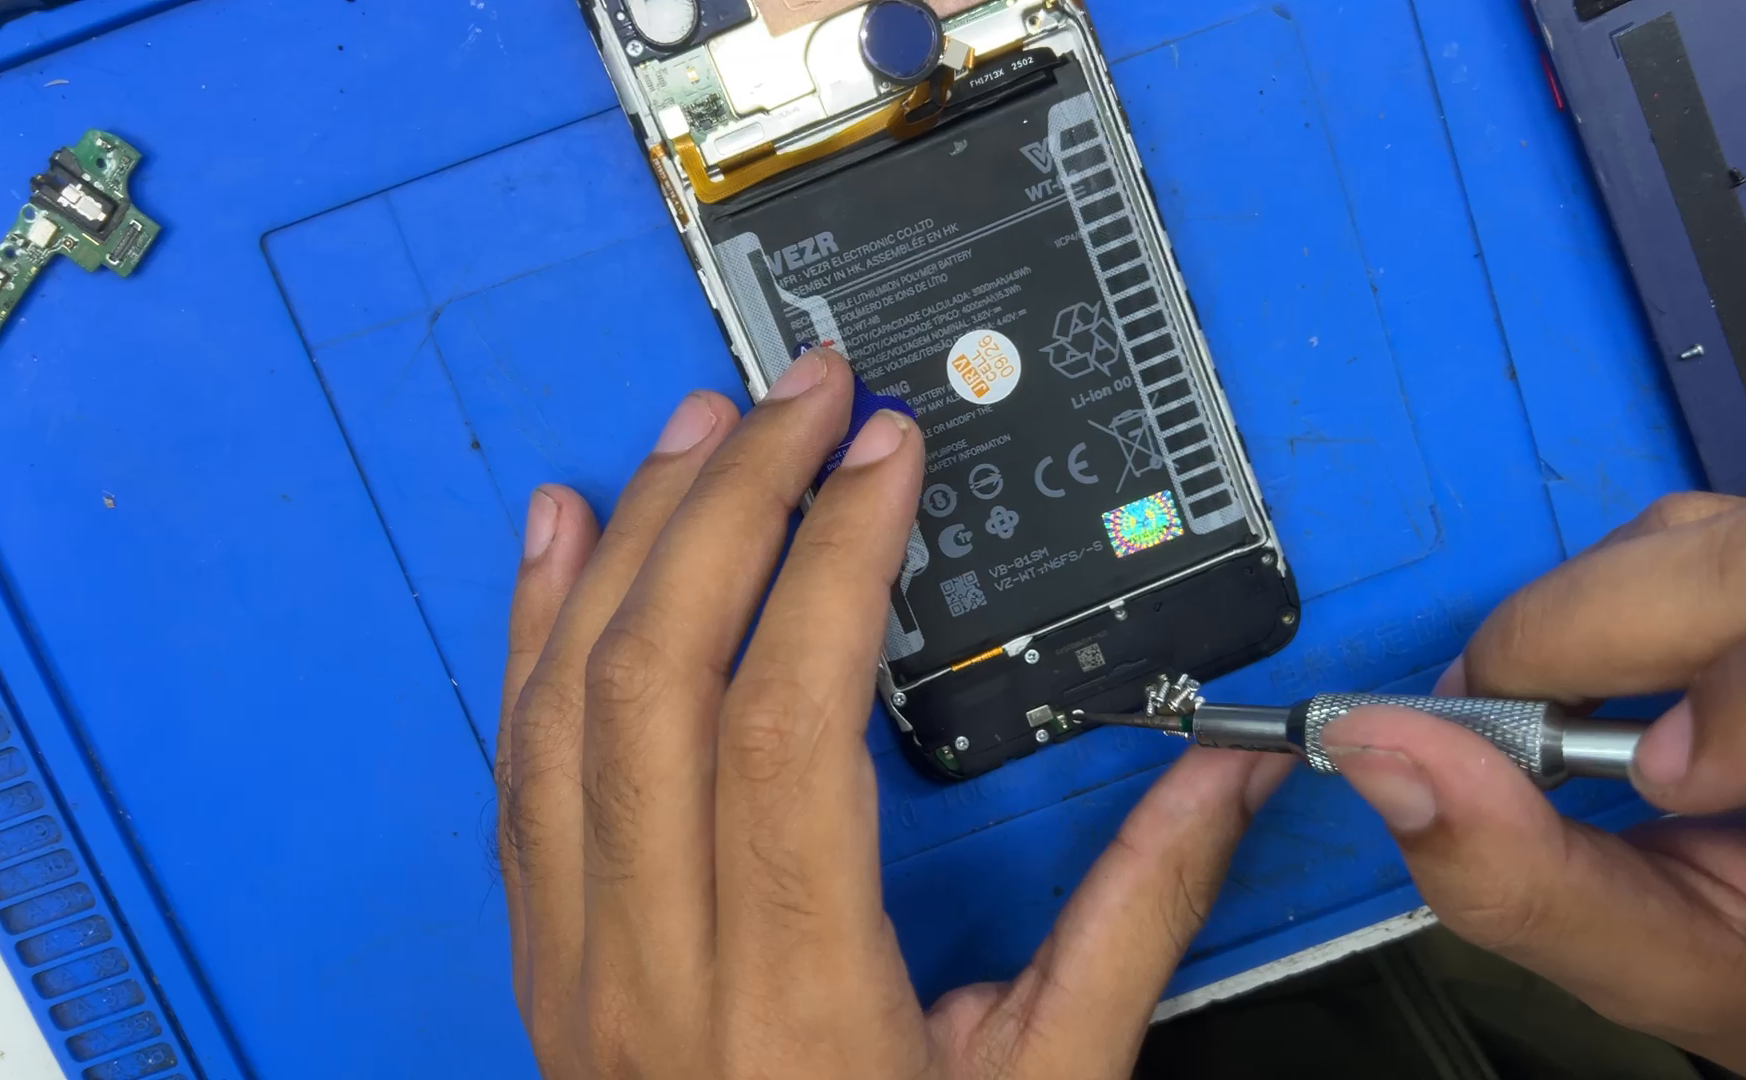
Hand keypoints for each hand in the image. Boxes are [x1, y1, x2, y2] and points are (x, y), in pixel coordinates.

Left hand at [495, 350, 1291, 1078]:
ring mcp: (574, 943)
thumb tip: (1225, 774)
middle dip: (738, 503)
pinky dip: (535, 619)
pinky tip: (564, 527)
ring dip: (641, 535)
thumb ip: (1136, 912)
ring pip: (574, 696)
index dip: (837, 559)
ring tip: (700, 427)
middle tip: (795, 398)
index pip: (793, 720)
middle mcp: (655, 957)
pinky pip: (520, 754)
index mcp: (800, 994)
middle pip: (664, 674)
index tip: (883, 451)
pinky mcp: (545, 936)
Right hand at [1323, 493, 1745, 1078]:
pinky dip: (1608, 592)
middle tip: (1514, 718)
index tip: (1658, 785)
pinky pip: (1703, 533)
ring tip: (1562, 701)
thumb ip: (1521, 881)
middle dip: (1592, 633)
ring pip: (1722, 530)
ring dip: (1587, 610)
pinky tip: (1609, 667)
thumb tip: (1368, 747)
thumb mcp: (1679, 975)